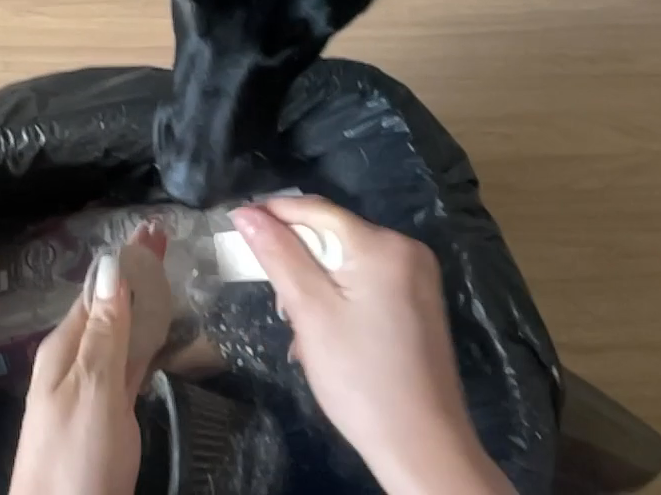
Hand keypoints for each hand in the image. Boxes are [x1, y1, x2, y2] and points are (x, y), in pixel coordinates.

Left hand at [8, 228, 172, 494]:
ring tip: (166, 276)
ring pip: (120, 334)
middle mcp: (75, 361)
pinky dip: (144, 341)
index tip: (152, 228)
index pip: (100, 288)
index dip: (126, 259)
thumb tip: (109, 265)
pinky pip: (127, 366)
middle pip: (110, 307)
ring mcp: (91, 391)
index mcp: (65, 347)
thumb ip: (104, 331)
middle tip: (164, 242)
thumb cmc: (75, 459)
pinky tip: (157, 334)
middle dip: (135, 274)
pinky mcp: (107, 418)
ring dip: (141, 302)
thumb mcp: (92, 389)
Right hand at [230, 197, 515, 494]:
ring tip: (301, 330)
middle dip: (297, 262)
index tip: (236, 223)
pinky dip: (339, 297)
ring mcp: (418, 277)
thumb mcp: (310, 311)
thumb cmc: (360, 378)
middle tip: (278, 303)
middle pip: (332, 236)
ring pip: (346, 261)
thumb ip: (278, 254)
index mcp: (384, 245)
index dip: (273, 212)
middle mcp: (407, 249)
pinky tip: (327, 334)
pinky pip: (366, 281)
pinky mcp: (419, 302)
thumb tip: (246, 212)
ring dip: (315, 285)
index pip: (317, 210)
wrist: (423, 449)